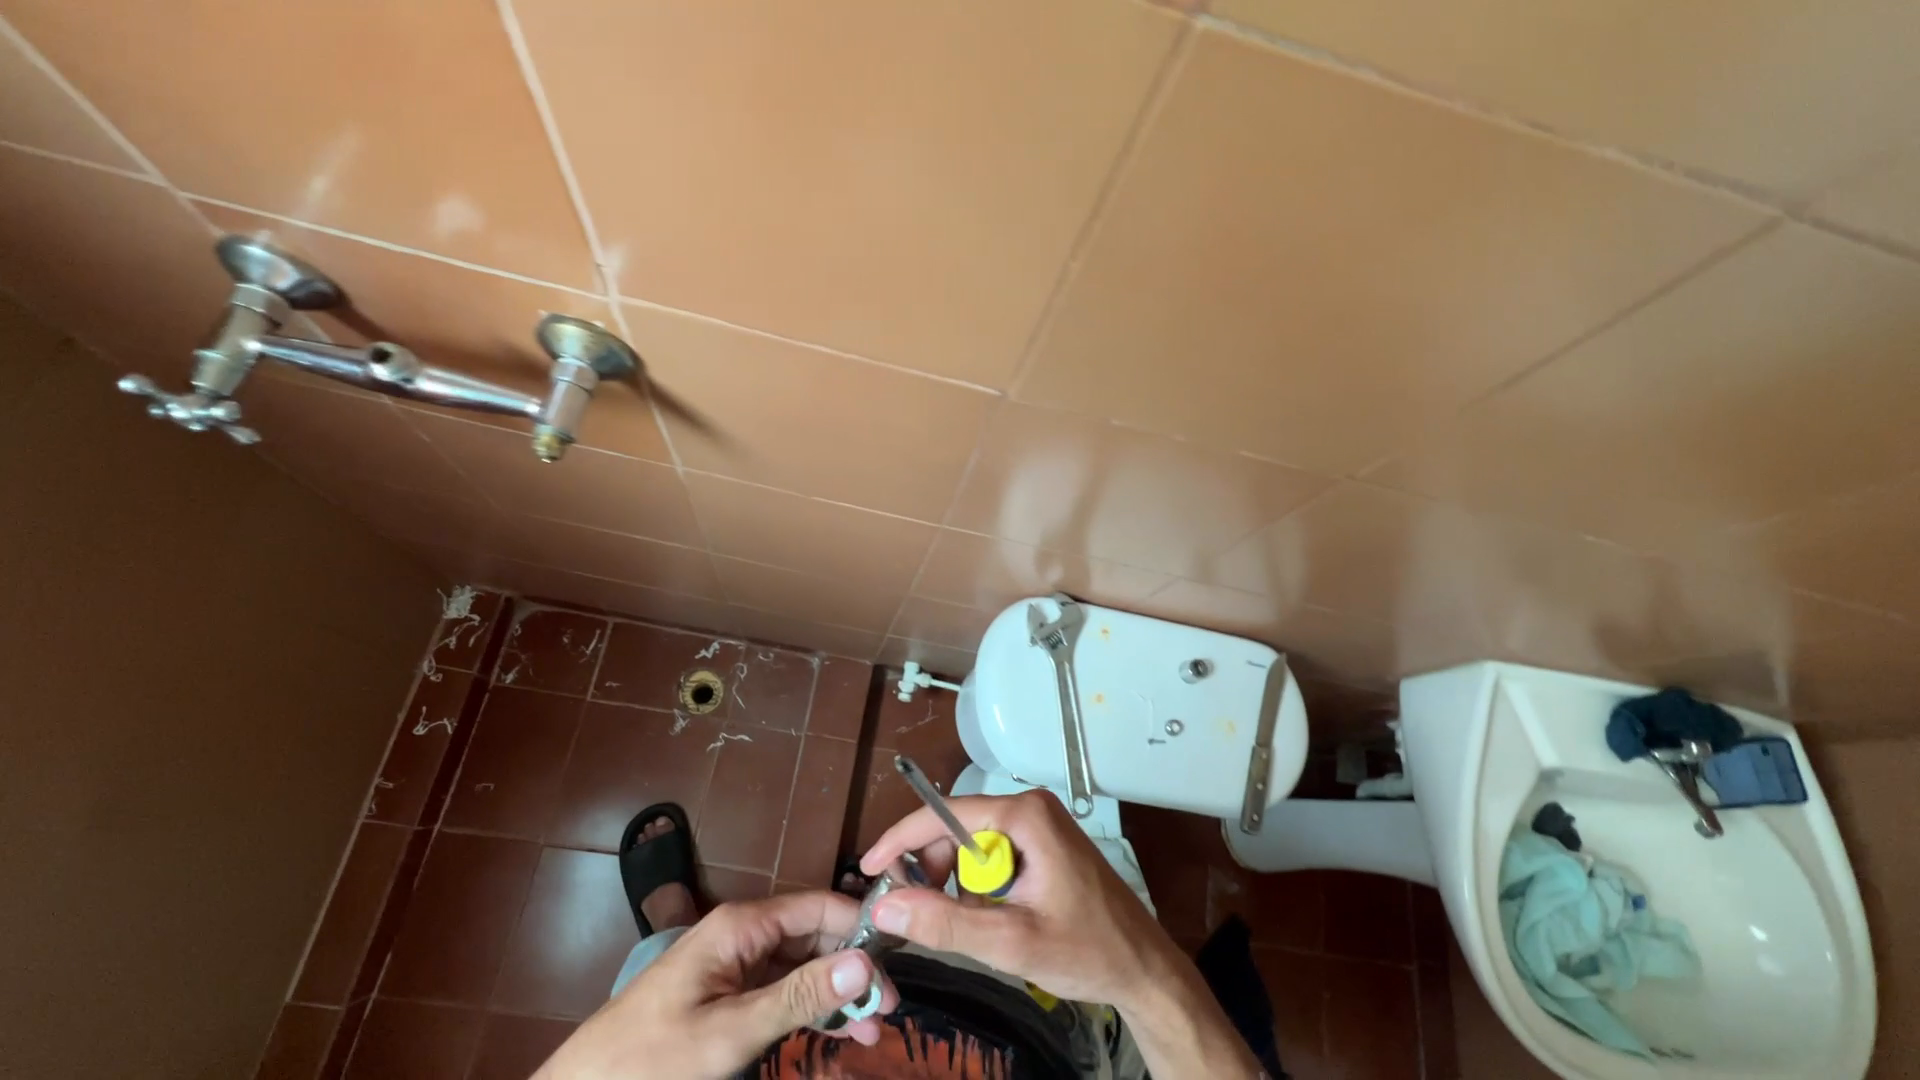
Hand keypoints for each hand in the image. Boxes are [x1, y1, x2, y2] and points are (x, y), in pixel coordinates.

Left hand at [536, 891, 898, 1079]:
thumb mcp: (731, 1032)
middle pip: (814, 937)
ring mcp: (735, 965)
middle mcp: (743, 934)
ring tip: (872, 1032)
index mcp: (742, 926)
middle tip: (889, 1011)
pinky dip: (810, 1009)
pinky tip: (836, 1032)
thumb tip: (866, 964)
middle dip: (853, 968)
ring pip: (802, 967)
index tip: (899, 962)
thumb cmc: (651, 1058)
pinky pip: (782, 991)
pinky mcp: (729, 995)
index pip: (818, 907)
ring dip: (836, 995)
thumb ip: (799, 997)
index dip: (861, 929)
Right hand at [859, 789, 1180, 1008]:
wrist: (1142, 966)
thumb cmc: (1085, 950)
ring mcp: (1039, 823)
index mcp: (1025, 815)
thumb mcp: (1010, 943)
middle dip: (932, 868)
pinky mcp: (1043, 842)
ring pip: (971, 843)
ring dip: (957, 882)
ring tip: (966, 923)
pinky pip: (992, 854)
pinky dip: (979, 885)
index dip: (901, 840)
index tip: (869, 869)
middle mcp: (1030, 806)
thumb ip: (944, 923)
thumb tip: (885, 905)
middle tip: (918, 912)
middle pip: (956, 827)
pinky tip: (989, 916)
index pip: (944, 813)